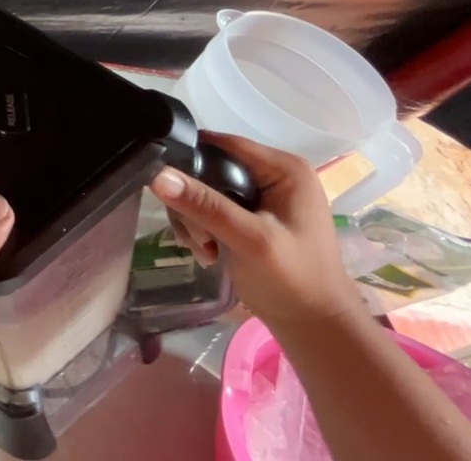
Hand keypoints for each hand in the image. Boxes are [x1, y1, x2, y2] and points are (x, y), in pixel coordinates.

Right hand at [148, 133, 366, 335]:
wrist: (314, 327)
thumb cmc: (295, 280)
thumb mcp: (250, 240)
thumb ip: (205, 205)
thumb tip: (156, 174)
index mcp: (283, 168)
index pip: (218, 143)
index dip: (187, 159)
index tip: (164, 185)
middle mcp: (269, 173)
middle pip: (203, 167)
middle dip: (190, 200)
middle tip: (197, 234)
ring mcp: (257, 194)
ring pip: (198, 188)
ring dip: (191, 218)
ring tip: (204, 247)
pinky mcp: (244, 213)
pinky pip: (203, 205)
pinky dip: (197, 227)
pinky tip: (207, 251)